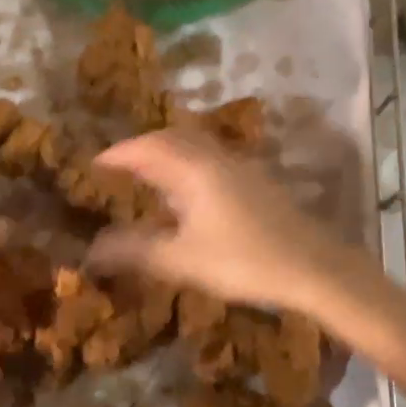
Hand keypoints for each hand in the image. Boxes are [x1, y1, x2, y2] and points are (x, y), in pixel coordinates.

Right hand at [88, 129, 355, 311]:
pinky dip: (187, 167)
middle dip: (141, 148)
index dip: (117, 154)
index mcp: (194, 169)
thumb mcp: (182, 260)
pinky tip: (186, 196)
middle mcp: (217, 158)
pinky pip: (211, 161)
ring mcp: (241, 168)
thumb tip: (91, 250)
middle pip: (172, 138)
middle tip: (117, 167)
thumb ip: (135, 251)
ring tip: (145, 178)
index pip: (147, 148)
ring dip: (166, 155)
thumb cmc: (244, 261)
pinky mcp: (256, 183)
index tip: (93, 164)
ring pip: (195, 148)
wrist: (315, 268)